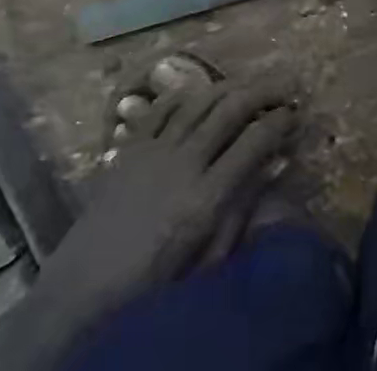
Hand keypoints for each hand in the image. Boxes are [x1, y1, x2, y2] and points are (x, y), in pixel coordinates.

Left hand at [0, 75, 298, 370]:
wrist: (81, 291)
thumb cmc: (154, 281)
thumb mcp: (209, 255)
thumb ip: (244, 207)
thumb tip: (275, 164)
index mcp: (206, 197)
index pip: (255, 141)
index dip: (281, 121)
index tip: (295, 114)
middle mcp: (183, 164)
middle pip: (231, 110)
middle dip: (265, 92)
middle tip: (285, 87)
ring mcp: (152, 153)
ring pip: (199, 101)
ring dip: (231, 86)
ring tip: (250, 84)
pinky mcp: (128, 150)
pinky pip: (160, 109)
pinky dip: (185, 94)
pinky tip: (202, 91)